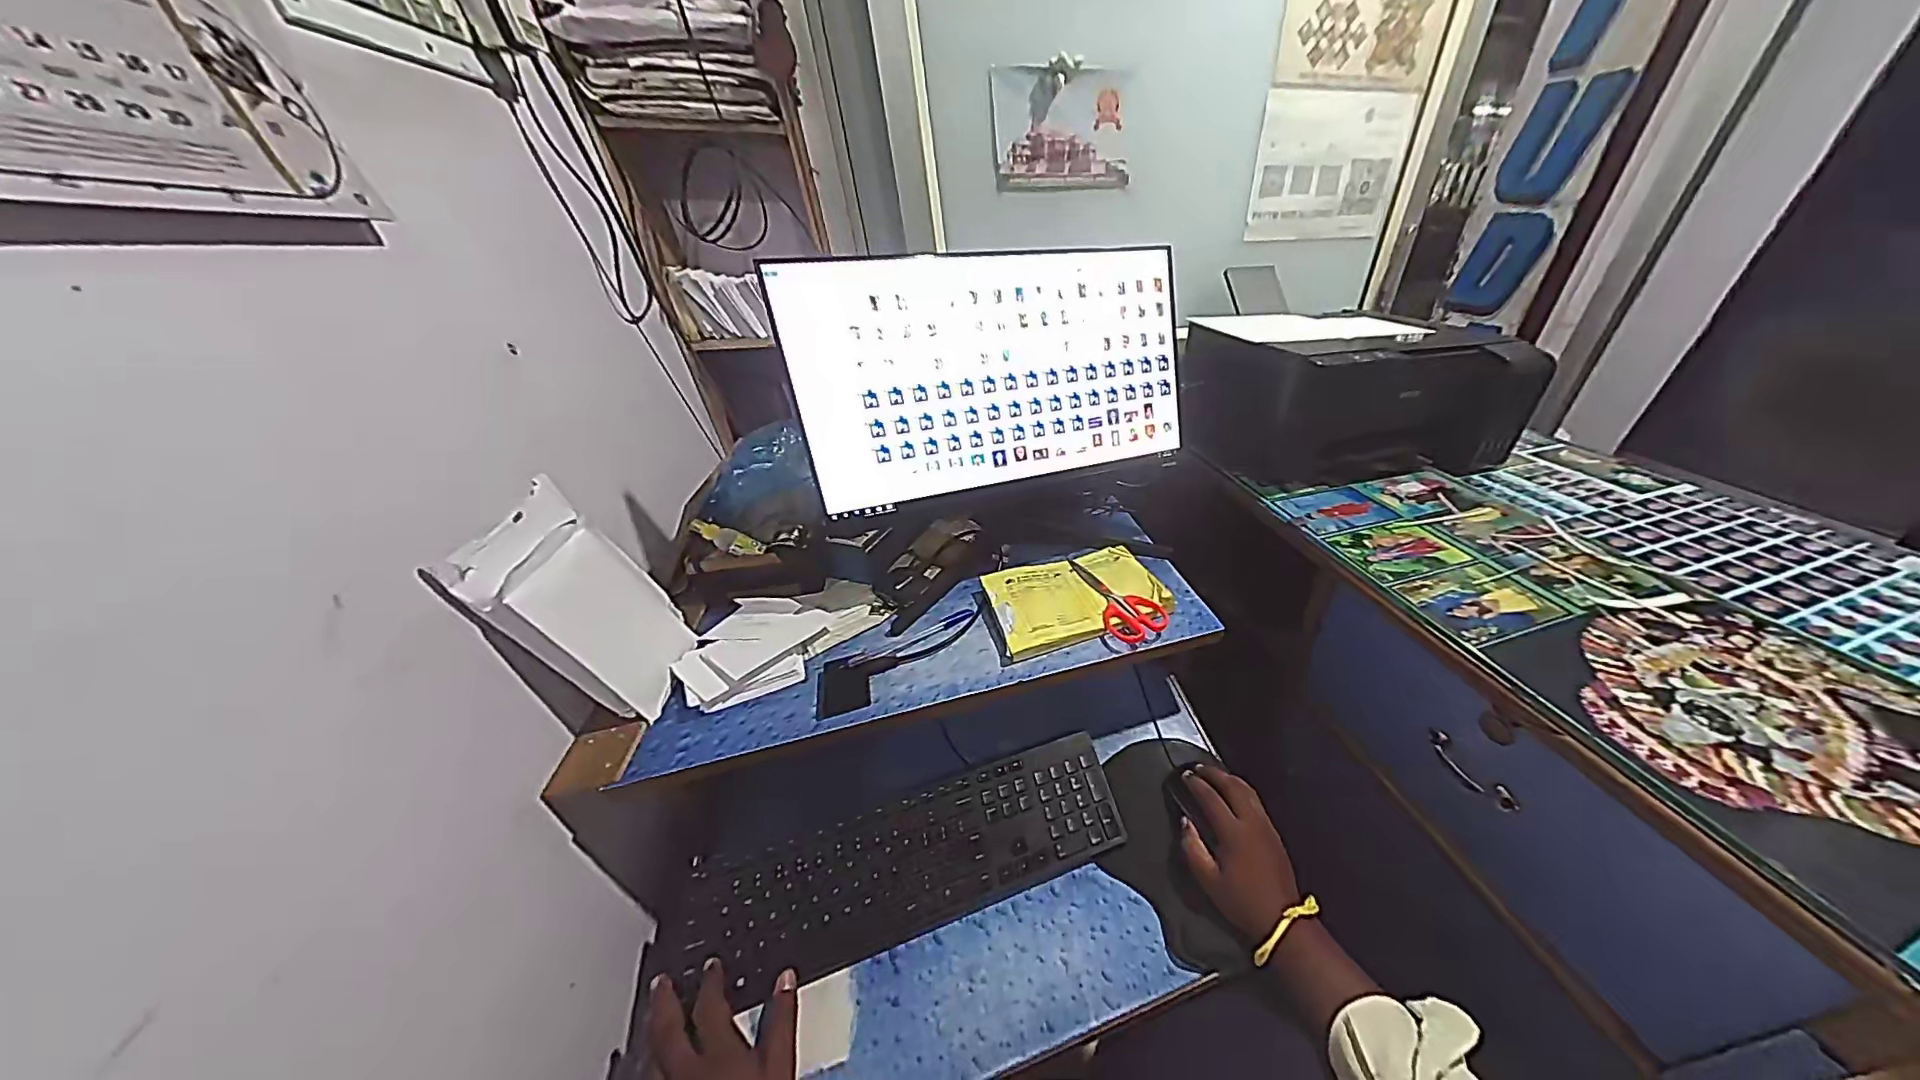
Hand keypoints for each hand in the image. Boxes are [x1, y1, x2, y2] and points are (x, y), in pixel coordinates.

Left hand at [645, 960, 797, 1079]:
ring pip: (650, 1061)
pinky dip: (650, 1069)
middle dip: (664, 1002)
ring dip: (651, 1036)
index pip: (710, 1007)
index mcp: (720, 1057)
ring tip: (652, 1021)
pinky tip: (651, 1069)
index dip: (711, 981)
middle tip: (662, 981)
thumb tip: (785, 977)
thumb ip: (782, 1019)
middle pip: (668, 1031)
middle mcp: (687, 1076)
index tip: (711, 966)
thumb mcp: (782, 1067)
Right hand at [1177, 764, 1301, 941]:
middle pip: (1233, 787)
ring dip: (1229, 778)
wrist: (1281, 919)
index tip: (1184, 776)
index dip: (1196, 784)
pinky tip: (1234, 792)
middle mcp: (1252, 823)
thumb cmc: (1240, 901)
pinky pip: (1256, 800)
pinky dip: (1241, 789)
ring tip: (1214, 774)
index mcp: (1233, 833)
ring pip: (1248, 791)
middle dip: (1214, 773)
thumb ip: (1192, 848)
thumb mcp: (1208, 880)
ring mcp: (1266, 826)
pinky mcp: (1274, 833)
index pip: (1211, 798)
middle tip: (1197, 768)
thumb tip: (1185, 822)